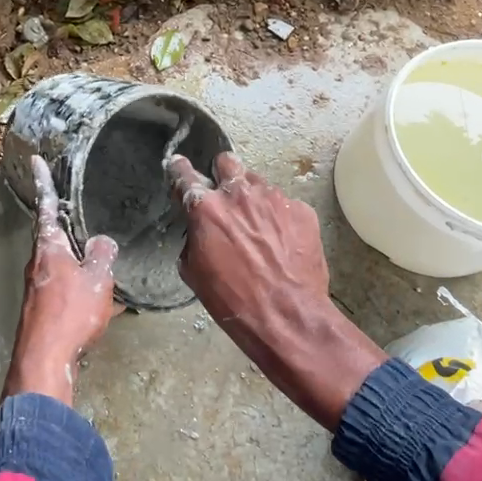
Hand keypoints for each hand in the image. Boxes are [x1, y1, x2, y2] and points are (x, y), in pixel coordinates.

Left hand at [4, 156, 118, 405]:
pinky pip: (64, 288)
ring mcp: (36, 285)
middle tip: (80, 215)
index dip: (44, 180)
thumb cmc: (69, 312)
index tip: (35, 159)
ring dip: (77, 262)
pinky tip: (99, 305)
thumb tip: (102, 241)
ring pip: (60, 263)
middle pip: (52, 235)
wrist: (44, 359)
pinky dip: (80, 289)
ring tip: (100, 267)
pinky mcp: (41, 308)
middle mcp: (37, 261)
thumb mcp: (97, 280)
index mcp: (49, 246)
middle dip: (67, 227)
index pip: (46, 204)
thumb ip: (102, 256)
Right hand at [169, 152, 386, 429]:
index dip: (179, 169)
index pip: (183, 174)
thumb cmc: (234, 300)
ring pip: (258, 184)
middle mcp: (239, 194)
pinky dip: (281, 219)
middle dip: (223, 176)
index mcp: (206, 207)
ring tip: (260, 230)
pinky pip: (285, 205)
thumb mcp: (194, 270)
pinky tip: (283, 244)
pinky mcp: (302, 211)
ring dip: (254, 200)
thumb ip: (194, 235)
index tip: (180, 167)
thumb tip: (200, 227)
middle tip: (227, 199)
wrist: (289, 318)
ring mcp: (274, 199)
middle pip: (226, 162)